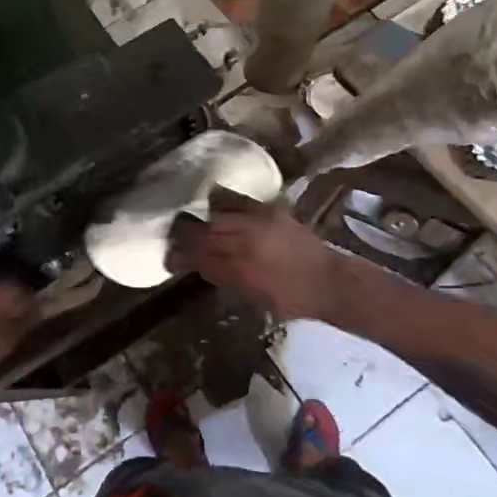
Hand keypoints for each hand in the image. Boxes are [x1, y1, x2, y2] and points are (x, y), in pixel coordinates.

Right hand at [167, 189, 345, 319]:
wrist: (328, 282)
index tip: (169, 258)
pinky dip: (223, 199)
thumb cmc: (292, 300)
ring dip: (201, 220)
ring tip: (190, 220)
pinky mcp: (271, 212)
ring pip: (218, 218)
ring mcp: (258, 226)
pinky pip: (240, 201)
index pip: (199, 260)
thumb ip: (227, 279)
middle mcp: (245, 246)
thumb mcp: (254, 298)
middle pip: (204, 236)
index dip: (179, 258)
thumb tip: (204, 266)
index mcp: (239, 272)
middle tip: (174, 237)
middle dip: (185, 237)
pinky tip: (212, 195)